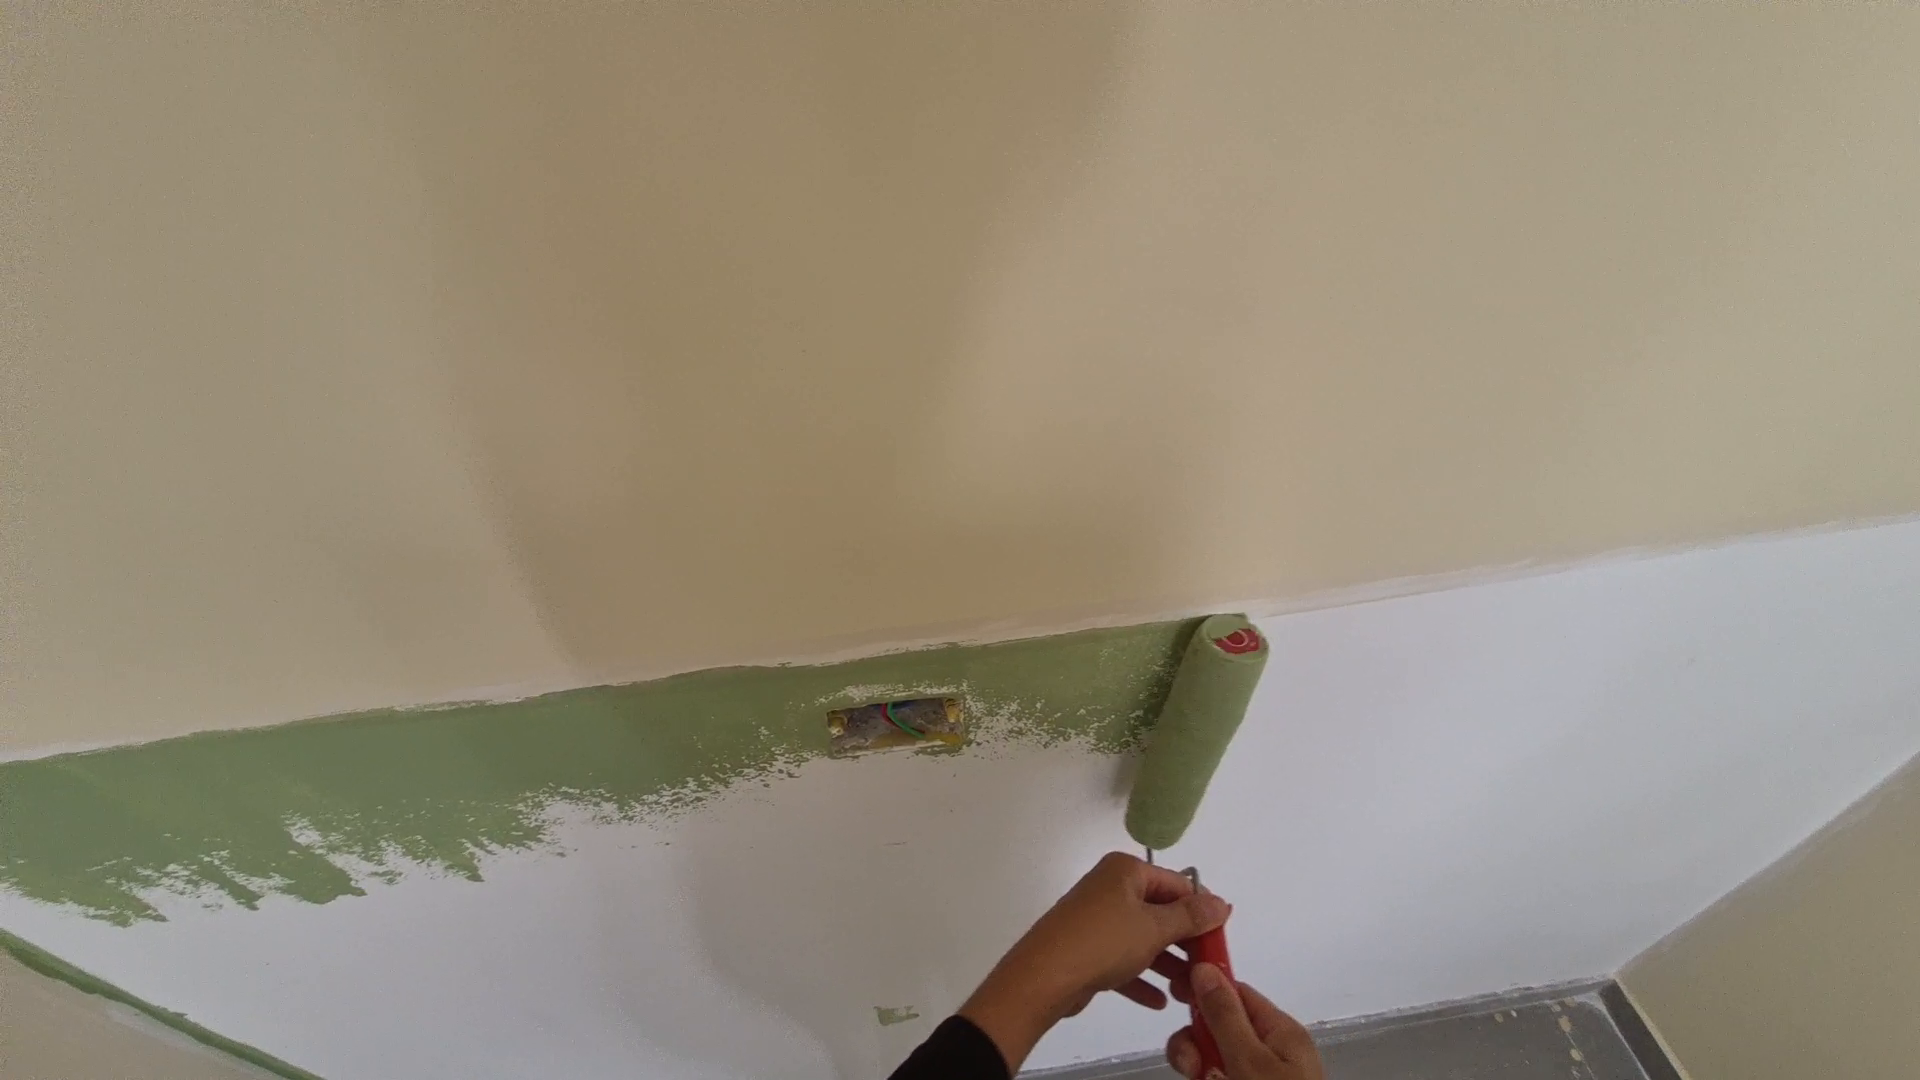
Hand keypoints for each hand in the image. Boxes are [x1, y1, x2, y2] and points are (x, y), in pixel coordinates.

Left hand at [958, 852, 1230, 1071]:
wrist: (1046, 975)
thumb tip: (1220, 901)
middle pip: (1160, 912)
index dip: (1200, 911)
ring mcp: (1097, 918)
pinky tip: (1158, 1001)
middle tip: (1207, 972)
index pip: (1176, 884)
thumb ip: (1190, 917)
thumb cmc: (1103, 941)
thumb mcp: (1153, 928)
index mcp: (1126, 871)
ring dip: (1167, 966)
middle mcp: (1111, 887)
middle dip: (1184, 944)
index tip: (1220, 940)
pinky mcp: (1088, 947)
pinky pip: (1123, 960)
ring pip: (1143, 939)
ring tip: (1187, 994)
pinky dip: (1141, 978)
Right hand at [1166, 963, 1322, 1079]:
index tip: (1176, 998)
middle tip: (1191, 1066)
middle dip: (1196, 1042)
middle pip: (1220, 1027)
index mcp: (1282, 1032)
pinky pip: (1218, 1079)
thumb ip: (1224, 1015)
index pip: (1235, 991)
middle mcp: (1273, 1052)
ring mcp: (1261, 1079)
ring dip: (1199, 1068)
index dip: (1204, 991)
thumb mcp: (1250, 1062)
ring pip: (1213, 1058)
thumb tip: (1205, 967)